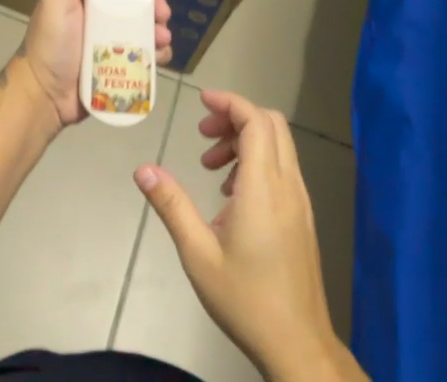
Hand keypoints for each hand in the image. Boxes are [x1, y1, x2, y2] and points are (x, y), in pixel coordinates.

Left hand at [21, 0, 194, 129]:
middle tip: (163, 14)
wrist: (44, 97)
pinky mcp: (121, 62)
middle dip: (161, 1)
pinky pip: (149, 52)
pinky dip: (159, 52)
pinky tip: (159, 57)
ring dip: (162, 28)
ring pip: (150, 25)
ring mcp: (114, 37)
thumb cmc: (49, 45)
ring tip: (160, 39)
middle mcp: (104, 10)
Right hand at [133, 91, 363, 380]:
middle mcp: (288, 186)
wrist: (297, 343)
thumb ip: (172, 205)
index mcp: (263, 188)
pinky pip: (283, 169)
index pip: (256, 121)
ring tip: (210, 167)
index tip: (201, 102)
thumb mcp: (197, 253)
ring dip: (245, 141)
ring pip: (279, 146)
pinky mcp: (302, 218)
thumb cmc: (245, 298)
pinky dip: (257, 162)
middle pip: (272, 125)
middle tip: (202, 135)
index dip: (230, 102)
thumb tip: (143, 169)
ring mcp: (300, 202)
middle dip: (235, 117)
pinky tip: (231, 195)